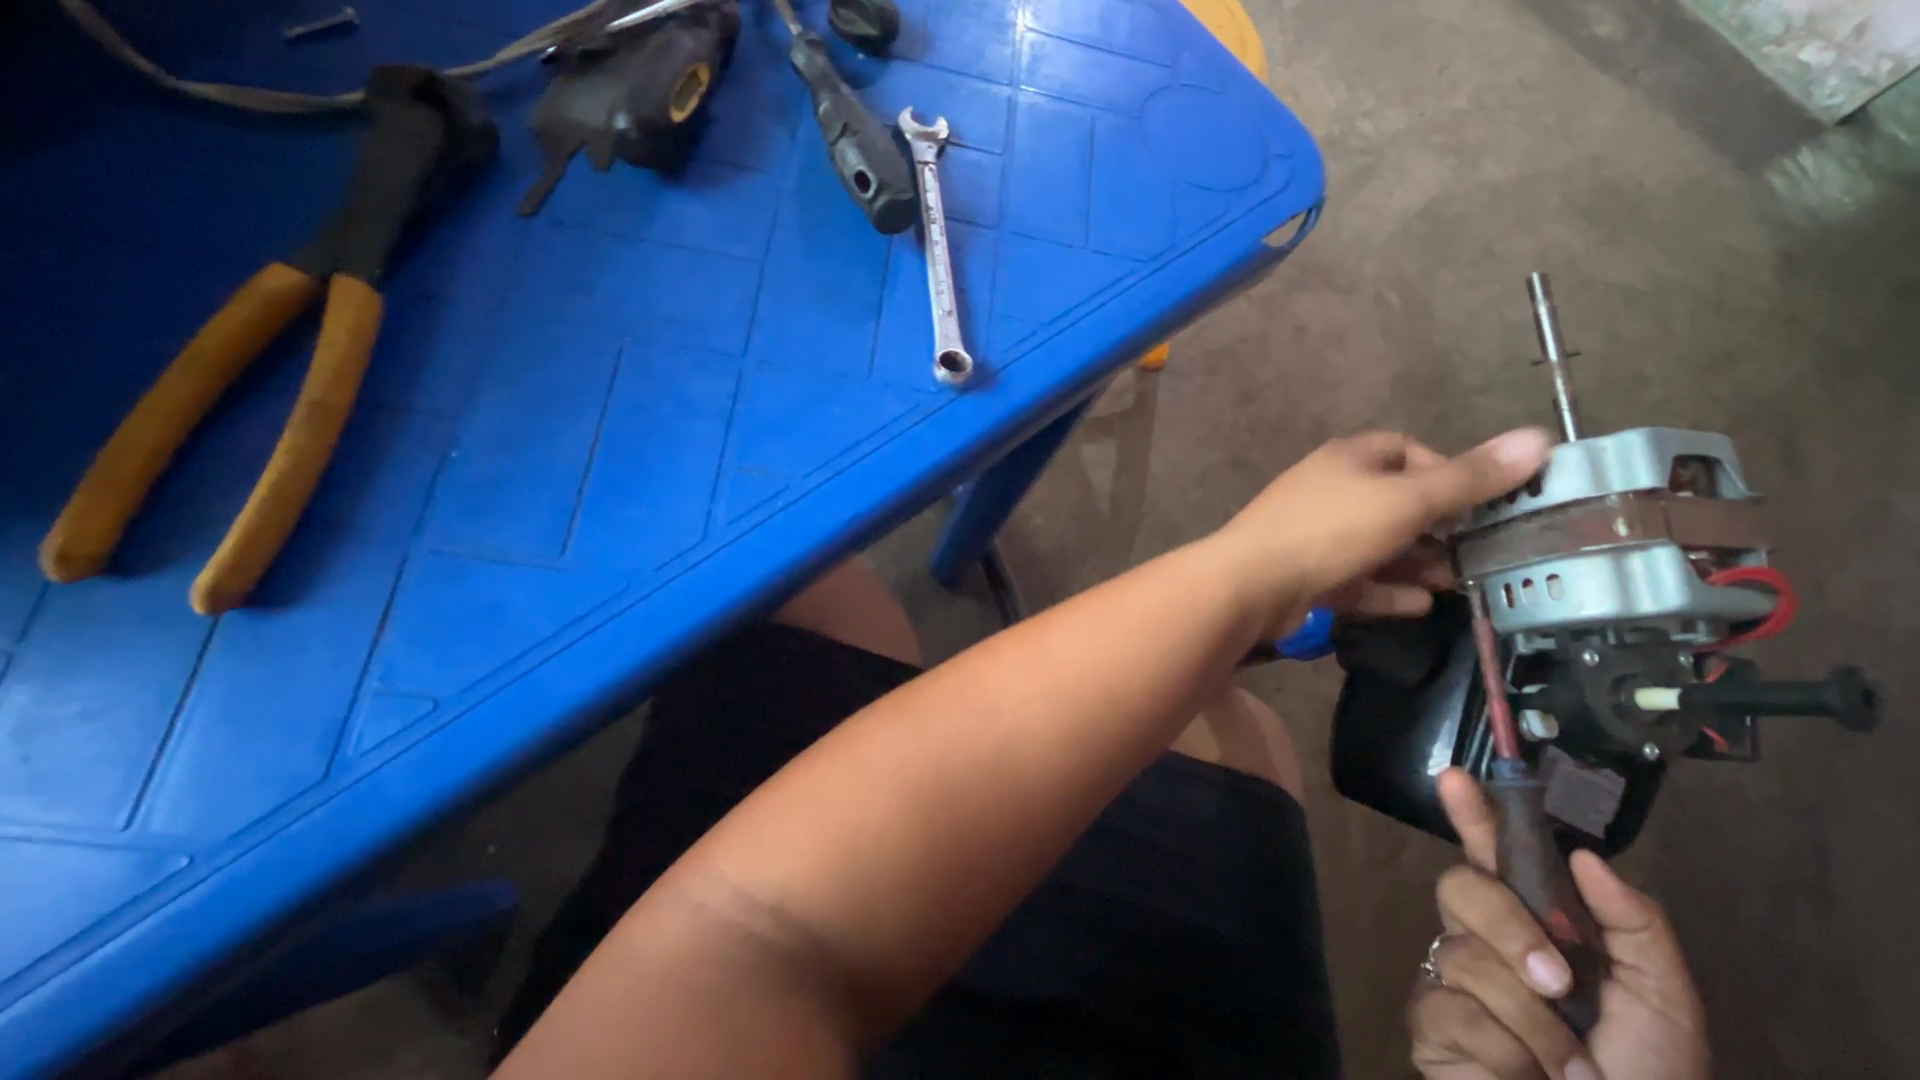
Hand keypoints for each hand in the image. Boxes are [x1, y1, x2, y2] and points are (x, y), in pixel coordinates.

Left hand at [1209, 429, 1550, 634]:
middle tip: (1479, 553)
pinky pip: (1354, 579)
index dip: (1447, 470)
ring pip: (1376, 545)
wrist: (1249, 585)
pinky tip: (1419, 605)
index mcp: (1348, 459)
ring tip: (1456, 583)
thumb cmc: (1329, 531)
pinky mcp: (1304, 575)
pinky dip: (1386, 589)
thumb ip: (1470, 479)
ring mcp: (1313, 535)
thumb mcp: (1407, 501)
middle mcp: (1329, 491)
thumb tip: (1540, 438)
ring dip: (1417, 562)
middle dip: (1438, 527)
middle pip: (1394, 503)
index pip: (1406, 450)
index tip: (1480, 501)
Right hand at [1408, 769, 1710, 1079]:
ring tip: (1567, 1065)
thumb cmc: (1647, 1074)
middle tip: (1557, 980)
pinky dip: (1506, 1048)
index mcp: (1535, 922)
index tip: (1457, 777)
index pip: (1493, 853)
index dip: (1472, 814)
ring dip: (1532, 1020)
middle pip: (1461, 887)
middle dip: (1510, 928)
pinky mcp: (1429, 1022)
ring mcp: (1450, 978)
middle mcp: (1483, 939)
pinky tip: (1525, 1074)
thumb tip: (1585, 856)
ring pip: (1465, 958)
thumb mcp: (1665, 1000)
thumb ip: (1636, 925)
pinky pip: (1451, 1007)